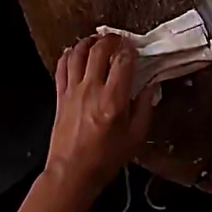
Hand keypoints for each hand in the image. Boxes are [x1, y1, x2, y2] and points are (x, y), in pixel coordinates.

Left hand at [43, 34, 158, 201]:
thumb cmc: (105, 159)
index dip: (130, 50)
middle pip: (99, 51)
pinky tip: (74, 52)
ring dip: (89, 42)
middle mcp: (91, 90)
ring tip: (98, 41)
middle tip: (119, 39)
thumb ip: (145, 108)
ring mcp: (73, 91)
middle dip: (111, 40)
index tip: (135, 49)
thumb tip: (151, 87)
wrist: (73, 172)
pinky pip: (62, 67)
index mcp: (113, 101)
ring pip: (77, 53)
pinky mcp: (60, 96)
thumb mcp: (136, 137)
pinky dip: (68, 54)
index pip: (122, 62)